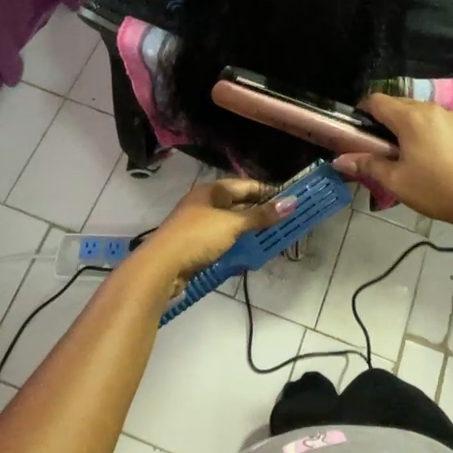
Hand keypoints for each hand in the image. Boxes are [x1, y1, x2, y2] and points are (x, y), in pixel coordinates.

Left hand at [135, 178, 295, 291]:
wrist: (160, 267)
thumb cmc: (197, 236)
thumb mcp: (232, 224)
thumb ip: (261, 216)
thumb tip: (291, 203)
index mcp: (212, 191)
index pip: (246, 185)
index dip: (268, 192)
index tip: (289, 201)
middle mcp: (204, 204)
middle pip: (238, 206)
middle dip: (260, 216)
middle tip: (283, 224)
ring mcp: (198, 226)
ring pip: (231, 227)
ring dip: (248, 235)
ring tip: (269, 243)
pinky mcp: (194, 247)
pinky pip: (221, 244)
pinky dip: (235, 249)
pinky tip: (247, 260)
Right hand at [332, 94, 452, 228]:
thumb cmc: (435, 190)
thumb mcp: (396, 181)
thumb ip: (367, 166)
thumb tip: (339, 160)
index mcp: (410, 117)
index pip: (377, 100)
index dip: (364, 111)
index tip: (361, 129)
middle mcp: (431, 108)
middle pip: (400, 104)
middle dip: (387, 119)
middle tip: (384, 146)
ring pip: (422, 111)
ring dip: (411, 124)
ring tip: (411, 151)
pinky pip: (442, 120)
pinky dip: (432, 129)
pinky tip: (438, 154)